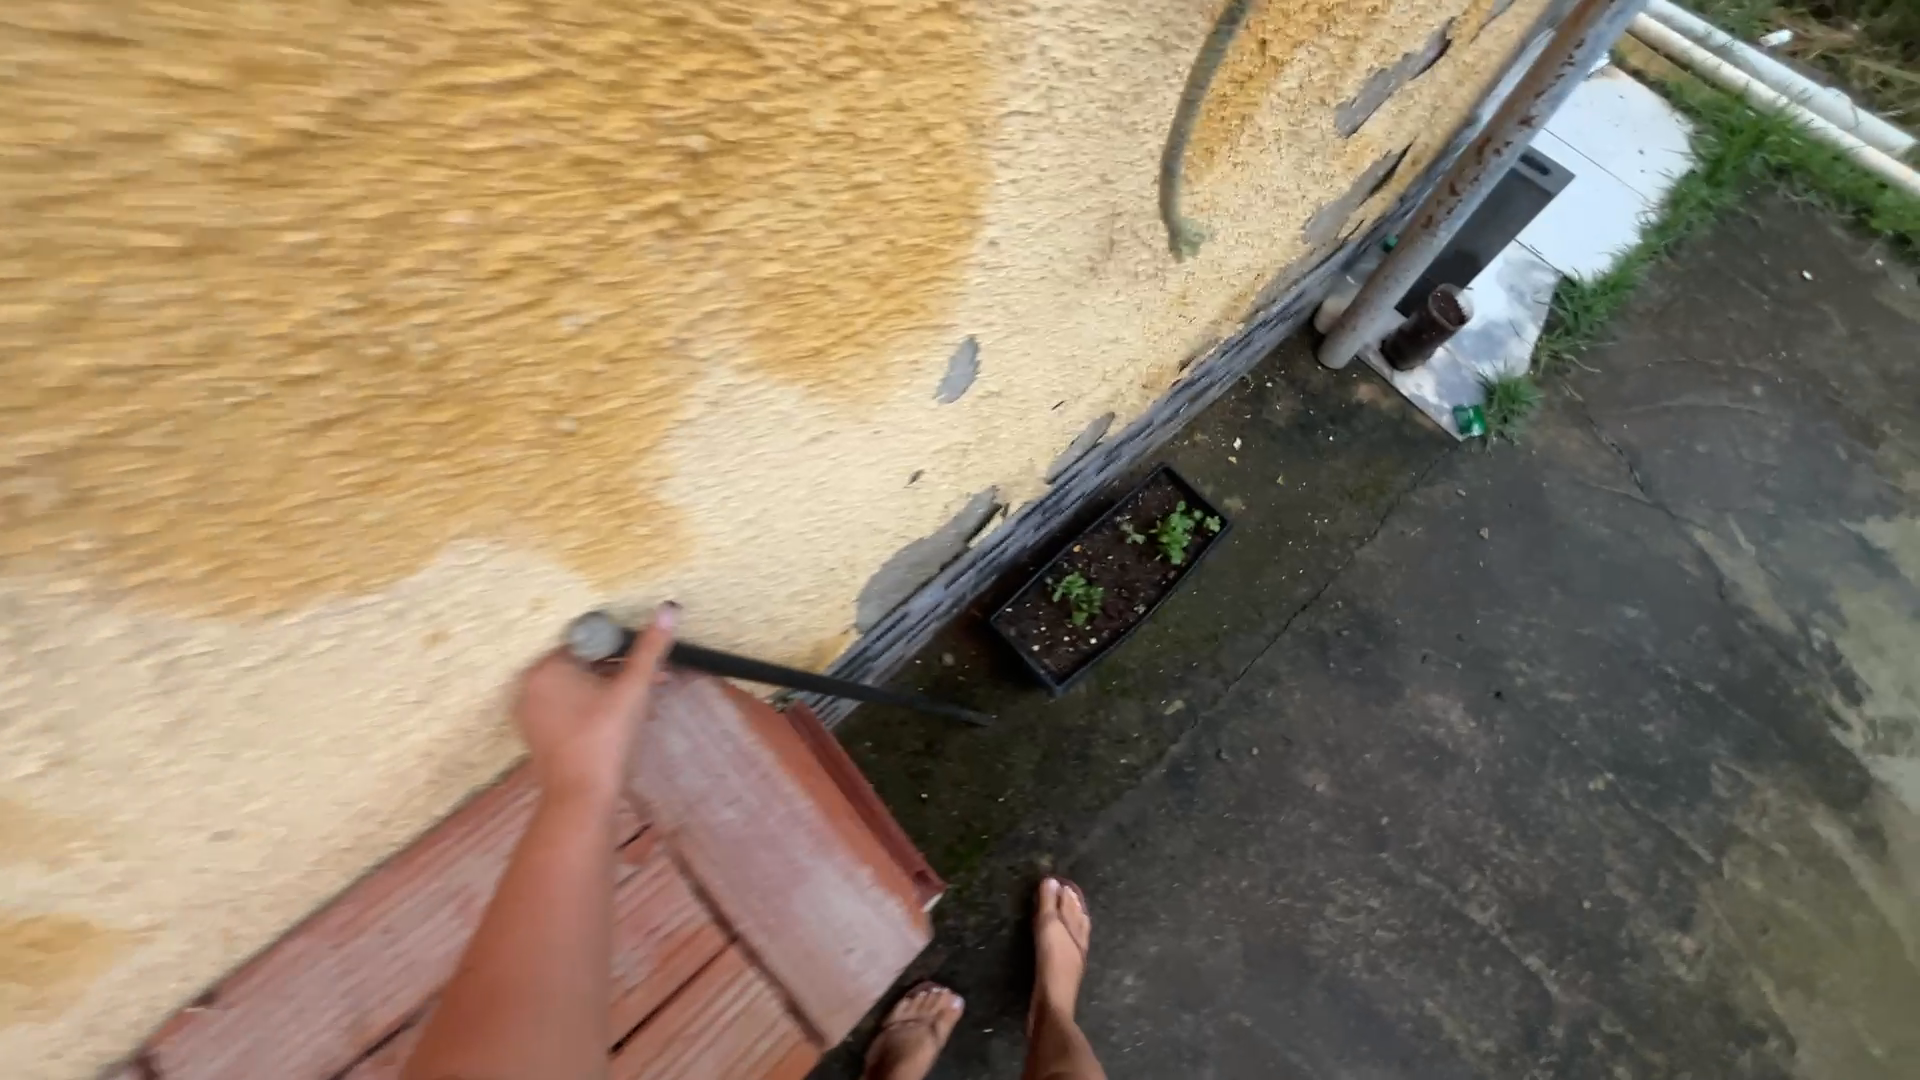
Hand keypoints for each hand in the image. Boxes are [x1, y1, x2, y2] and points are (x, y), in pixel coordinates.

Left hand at [512, 604, 677, 807]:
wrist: (582, 796)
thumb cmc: (605, 736)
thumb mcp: (634, 687)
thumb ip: (650, 647)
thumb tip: (669, 607)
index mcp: (547, 668)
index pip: (591, 640)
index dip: (625, 649)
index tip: (650, 664)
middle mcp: (530, 685)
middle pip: (586, 662)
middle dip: (623, 669)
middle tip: (656, 681)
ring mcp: (530, 712)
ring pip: (580, 685)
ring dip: (613, 687)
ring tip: (644, 702)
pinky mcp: (538, 733)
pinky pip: (570, 706)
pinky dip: (595, 705)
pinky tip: (622, 719)